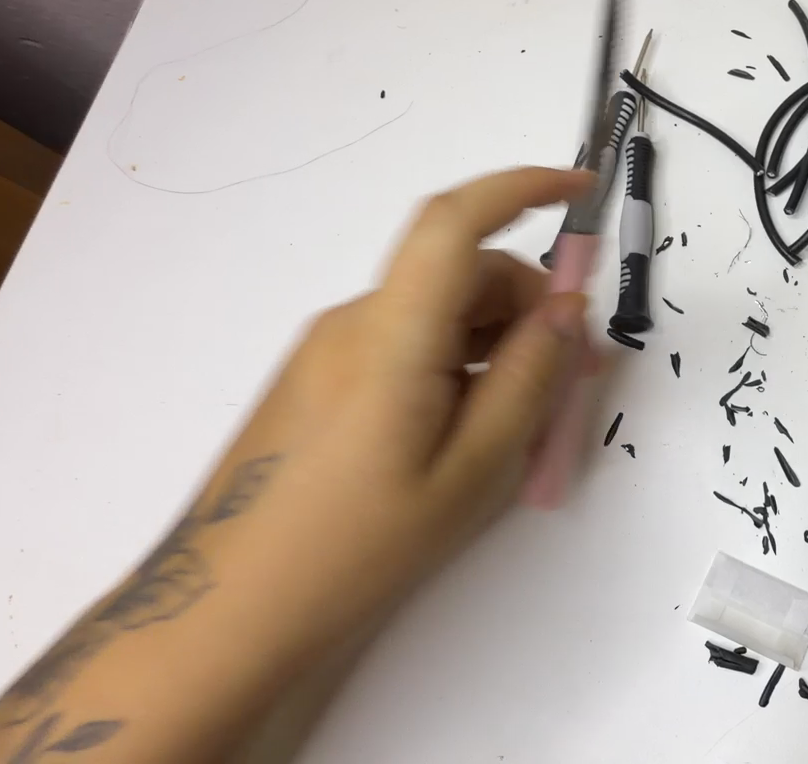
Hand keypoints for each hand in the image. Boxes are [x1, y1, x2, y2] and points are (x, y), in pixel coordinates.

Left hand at [185, 167, 598, 660]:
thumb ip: (530, 378)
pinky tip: (479, 421)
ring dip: (503, 338)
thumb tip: (568, 310)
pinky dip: (466, 359)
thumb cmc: (360, 546)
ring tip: (532, 414)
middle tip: (577, 370)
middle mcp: (356, 321)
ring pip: (445, 308)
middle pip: (465, 272)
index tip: (582, 187)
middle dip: (534, 303)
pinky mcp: (325, 375)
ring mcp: (334, 347)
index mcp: (391, 335)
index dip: (522, 187)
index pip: (454, 222)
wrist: (225, 620)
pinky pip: (416, 339)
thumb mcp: (475, 468)